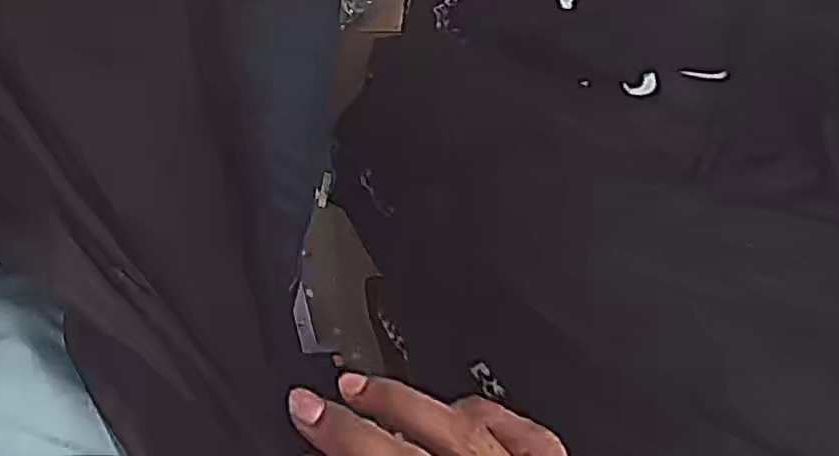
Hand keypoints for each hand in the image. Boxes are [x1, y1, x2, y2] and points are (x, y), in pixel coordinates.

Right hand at [289, 374, 566, 455]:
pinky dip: (492, 417)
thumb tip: (330, 448)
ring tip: (378, 389)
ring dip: (421, 401)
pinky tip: (462, 408)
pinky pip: (536, 439)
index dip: (340, 430)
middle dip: (374, 403)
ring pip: (481, 424)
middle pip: (435, 431)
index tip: (302, 406)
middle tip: (328, 391)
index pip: (392, 455)